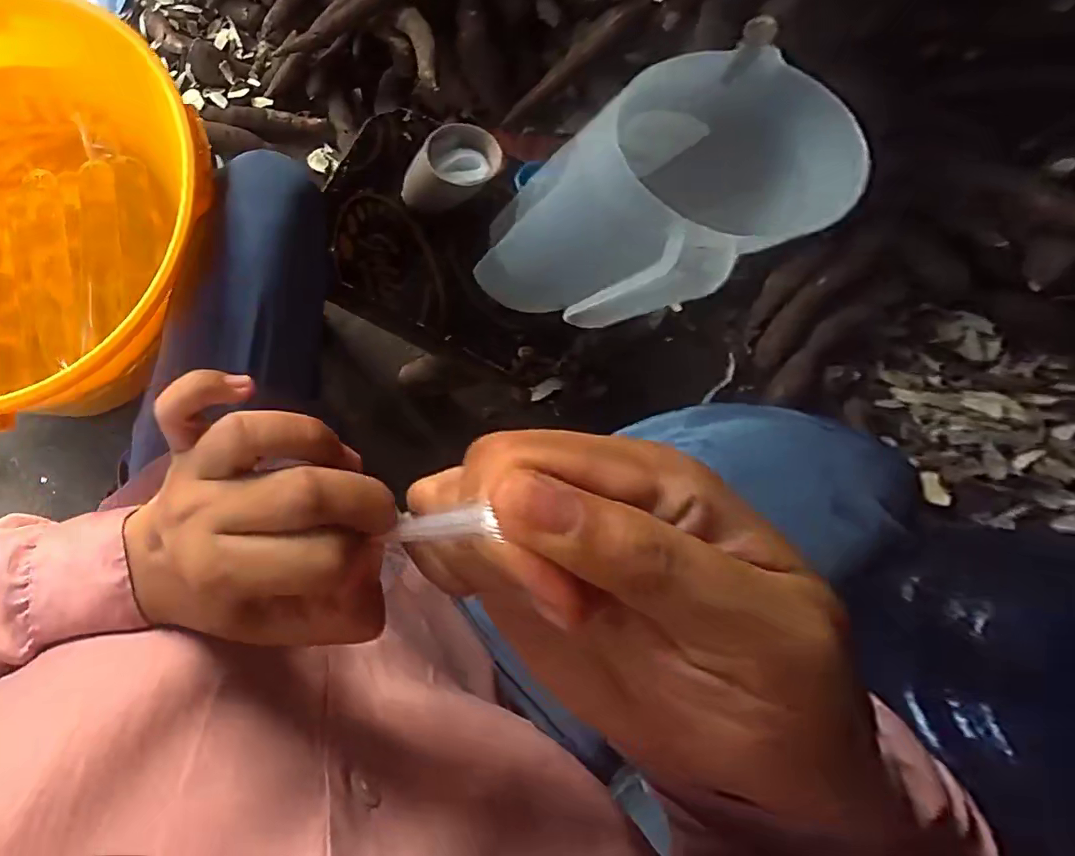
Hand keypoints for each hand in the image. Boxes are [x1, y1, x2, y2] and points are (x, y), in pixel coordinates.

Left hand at [123, 370, 396, 645]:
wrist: (153, 569)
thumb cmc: (220, 601)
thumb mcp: (280, 629)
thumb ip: (339, 612)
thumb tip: (370, 558)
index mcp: (225, 573)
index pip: (320, 559)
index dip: (362, 555)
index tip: (369, 549)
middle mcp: (202, 516)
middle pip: (299, 492)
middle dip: (361, 499)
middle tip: (376, 508)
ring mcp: (188, 472)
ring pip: (248, 434)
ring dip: (312, 439)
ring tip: (339, 459)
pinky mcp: (178, 443)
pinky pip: (177, 406)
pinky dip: (206, 385)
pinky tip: (247, 386)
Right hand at [405, 431, 899, 832]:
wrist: (758, 757)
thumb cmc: (776, 690)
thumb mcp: (747, 626)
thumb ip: (636, 553)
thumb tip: (513, 494)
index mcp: (642, 473)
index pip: (521, 456)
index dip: (513, 521)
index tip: (563, 605)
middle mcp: (579, 480)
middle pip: (478, 471)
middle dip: (490, 542)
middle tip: (556, 612)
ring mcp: (535, 516)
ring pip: (445, 495)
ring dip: (463, 552)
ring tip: (531, 609)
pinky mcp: (503, 555)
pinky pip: (438, 531)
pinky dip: (441, 560)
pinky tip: (485, 597)